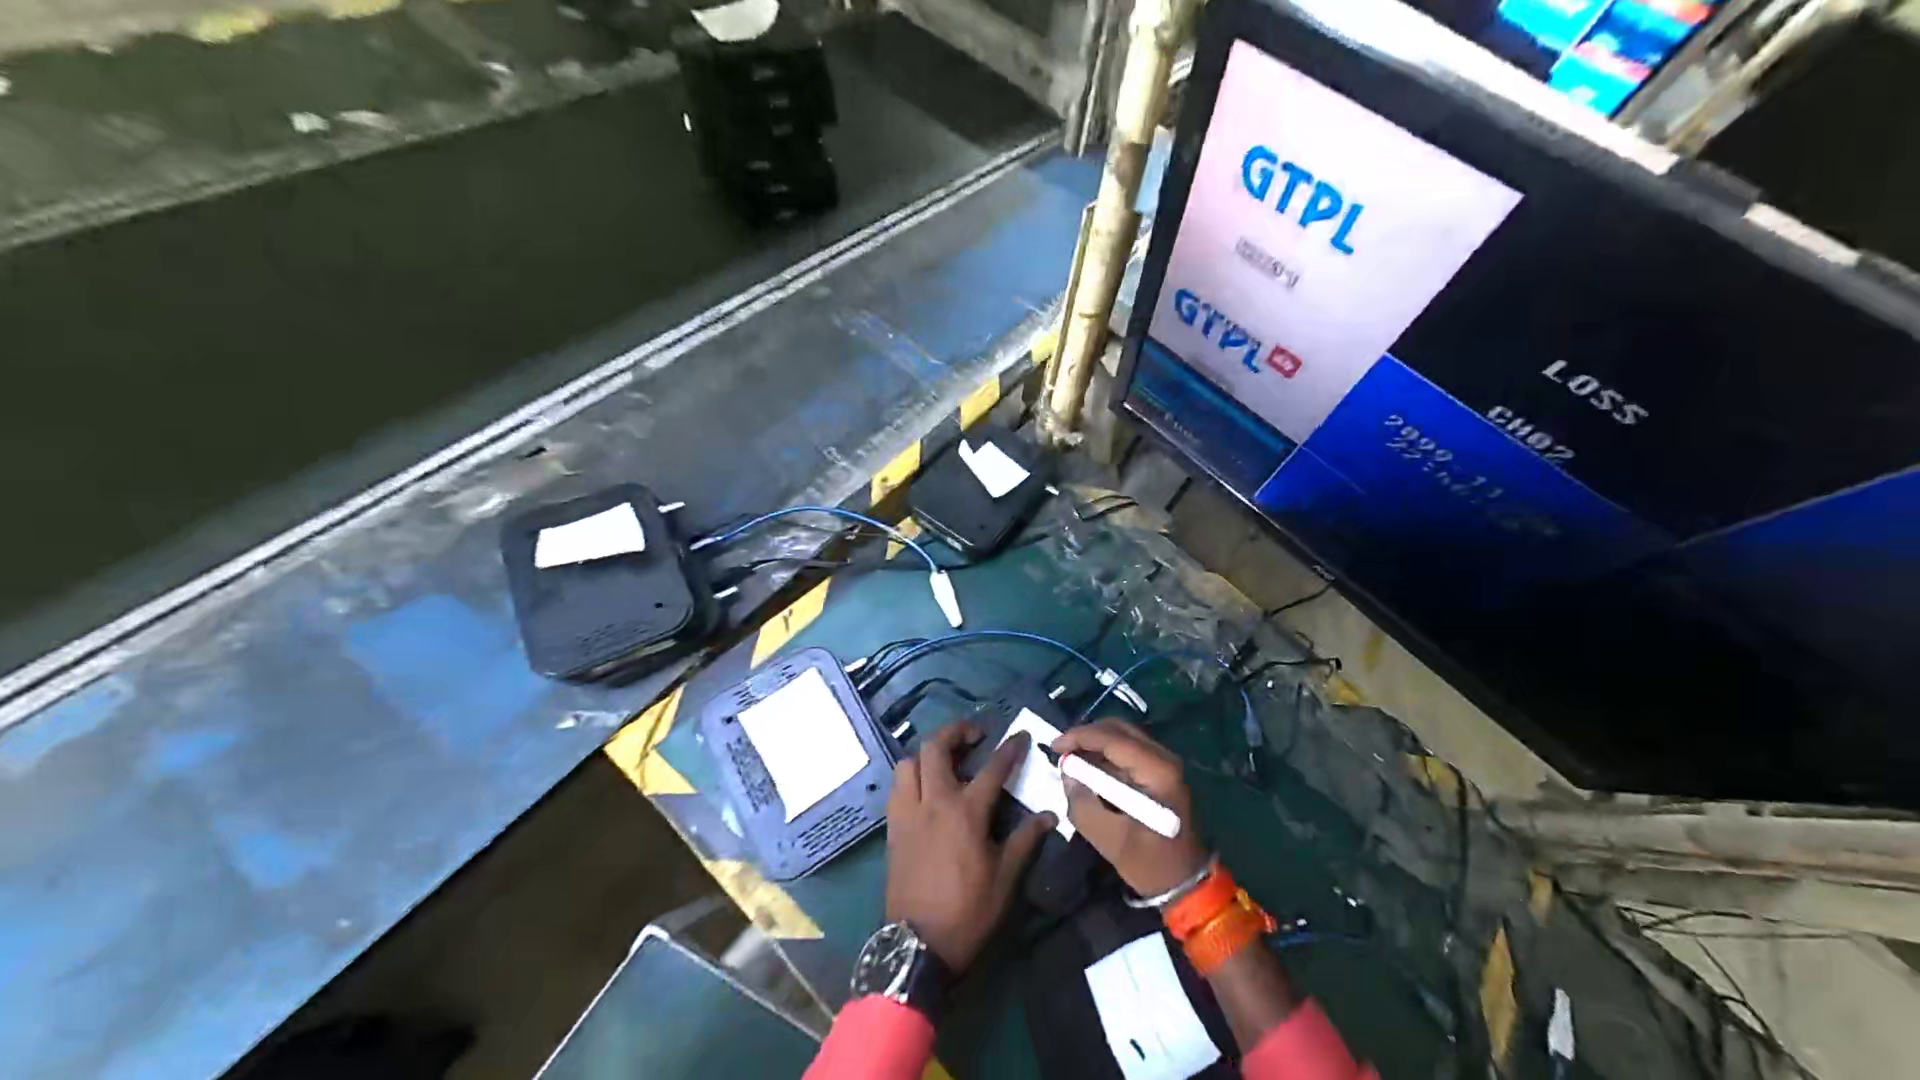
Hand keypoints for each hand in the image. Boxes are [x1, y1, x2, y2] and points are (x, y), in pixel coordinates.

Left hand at [885, 723, 1053, 972]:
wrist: (918, 944)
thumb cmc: (968, 911)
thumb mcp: (1005, 878)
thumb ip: (1025, 840)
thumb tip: (1049, 815)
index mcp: (966, 812)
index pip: (992, 768)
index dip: (1010, 748)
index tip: (1021, 736)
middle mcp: (933, 801)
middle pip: (936, 747)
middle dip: (955, 731)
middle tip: (974, 736)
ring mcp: (908, 812)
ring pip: (909, 762)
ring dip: (927, 753)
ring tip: (945, 761)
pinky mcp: (892, 826)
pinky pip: (897, 786)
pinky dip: (911, 775)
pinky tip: (924, 788)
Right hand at [1052, 718, 1209, 895]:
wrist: (1189, 885)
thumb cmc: (1152, 864)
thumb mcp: (1111, 840)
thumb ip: (1083, 805)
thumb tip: (1068, 775)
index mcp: (1158, 771)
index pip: (1112, 738)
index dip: (1079, 737)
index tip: (1053, 746)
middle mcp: (1165, 759)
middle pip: (1119, 729)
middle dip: (1086, 735)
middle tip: (1061, 750)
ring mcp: (1166, 765)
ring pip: (1124, 737)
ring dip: (1095, 743)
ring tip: (1071, 758)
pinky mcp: (1162, 774)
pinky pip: (1129, 752)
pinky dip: (1106, 754)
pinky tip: (1090, 768)